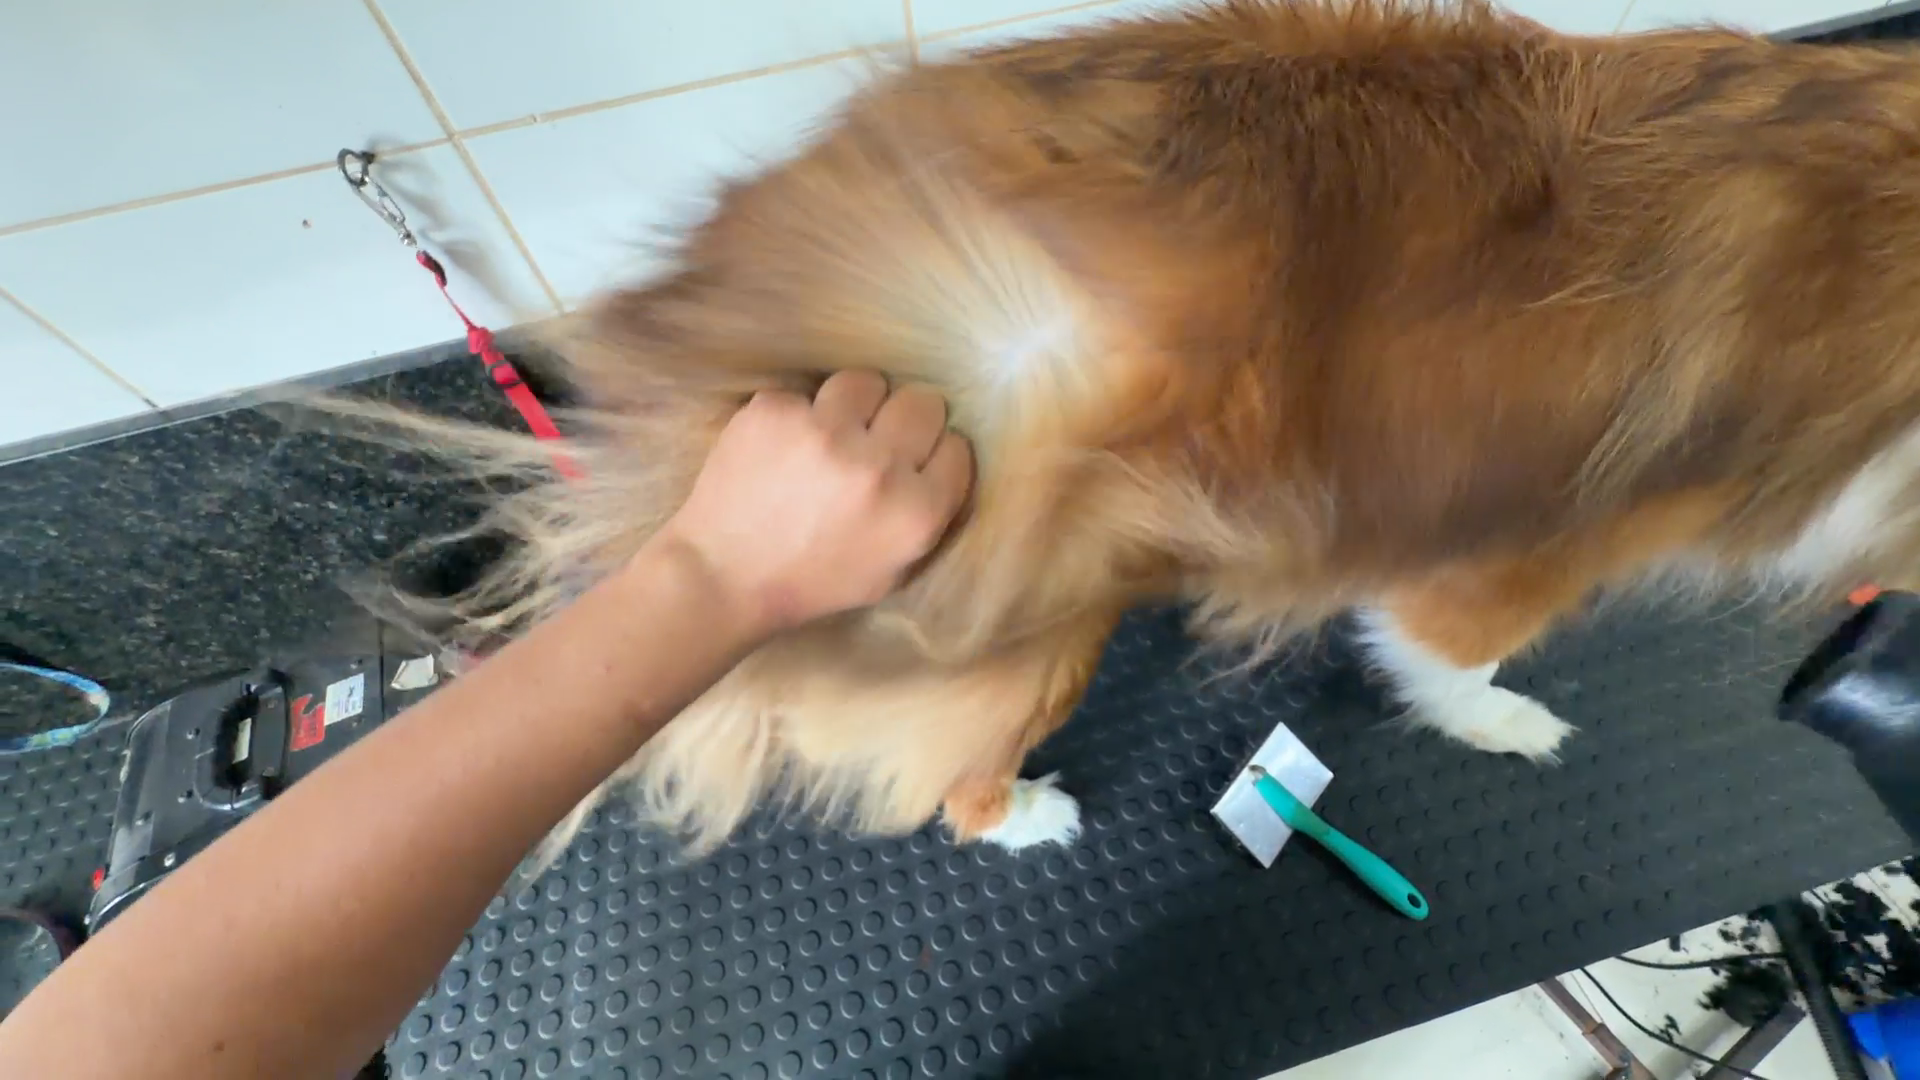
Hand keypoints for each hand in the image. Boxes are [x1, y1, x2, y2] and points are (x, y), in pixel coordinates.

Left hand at [658, 371, 974, 635]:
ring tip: (834, 434)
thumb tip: (943, 460)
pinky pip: (807, 394)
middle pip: (924, 403)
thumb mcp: (893, 572)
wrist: (724, 576)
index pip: (957, 449)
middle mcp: (878, 467)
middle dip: (908, 421)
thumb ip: (930, 518)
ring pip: (868, 382)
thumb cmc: (814, 583)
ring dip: (857, 406)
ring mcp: (824, 432)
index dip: (936, 455)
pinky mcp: (776, 411)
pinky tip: (785, 448)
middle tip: (880, 440)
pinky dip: (800, 417)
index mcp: (915, 513)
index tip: (915, 464)